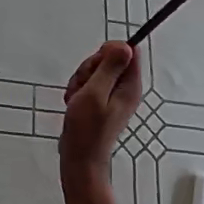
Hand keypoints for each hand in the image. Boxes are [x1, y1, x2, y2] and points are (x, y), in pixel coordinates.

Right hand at [59, 42, 142, 170]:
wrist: (79, 159)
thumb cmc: (87, 129)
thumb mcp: (96, 93)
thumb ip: (109, 68)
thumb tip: (125, 45)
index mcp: (130, 85)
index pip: (128, 51)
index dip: (108, 52)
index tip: (95, 67)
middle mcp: (124, 88)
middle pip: (109, 59)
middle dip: (90, 68)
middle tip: (84, 86)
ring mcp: (112, 95)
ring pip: (95, 71)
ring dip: (81, 80)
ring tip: (77, 98)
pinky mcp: (101, 102)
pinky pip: (89, 83)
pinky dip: (78, 89)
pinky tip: (74, 103)